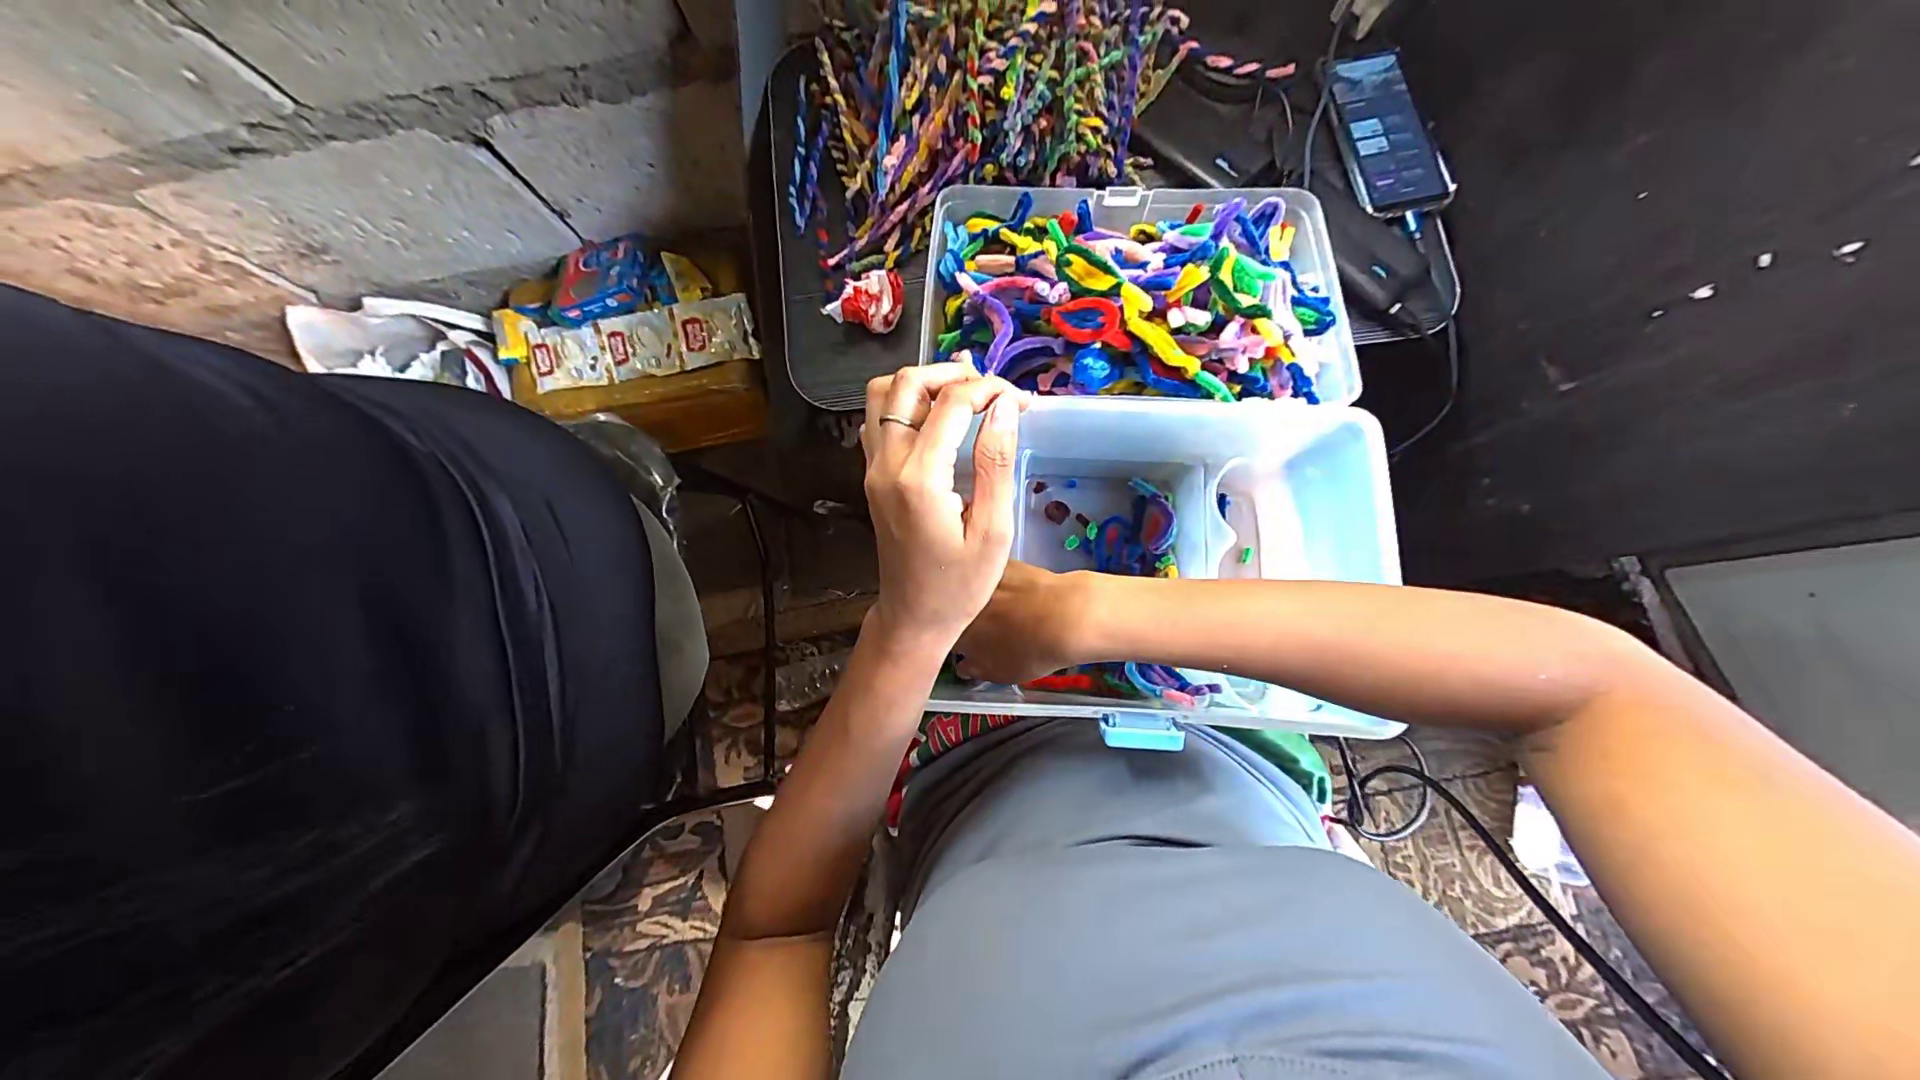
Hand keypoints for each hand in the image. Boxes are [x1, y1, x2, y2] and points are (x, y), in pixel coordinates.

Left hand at [860, 363, 1025, 653]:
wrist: (913, 617)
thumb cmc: (959, 586)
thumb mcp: (993, 531)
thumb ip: (995, 463)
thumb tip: (1004, 408)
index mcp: (919, 479)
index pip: (951, 403)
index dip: (990, 390)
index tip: (1020, 401)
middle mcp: (886, 464)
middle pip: (906, 383)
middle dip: (952, 374)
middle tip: (991, 391)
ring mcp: (872, 469)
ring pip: (883, 395)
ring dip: (923, 383)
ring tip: (964, 397)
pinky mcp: (872, 476)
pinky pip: (878, 420)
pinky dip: (905, 404)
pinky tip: (937, 420)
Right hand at [953, 562, 1100, 683]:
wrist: (1066, 617)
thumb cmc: (1031, 652)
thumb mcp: (1001, 672)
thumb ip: (976, 668)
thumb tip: (964, 665)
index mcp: (955, 629)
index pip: (944, 635)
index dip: (954, 641)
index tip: (967, 646)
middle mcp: (962, 600)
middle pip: (956, 608)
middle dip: (964, 617)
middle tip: (986, 629)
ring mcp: (983, 578)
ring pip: (974, 588)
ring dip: (980, 597)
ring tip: (1004, 609)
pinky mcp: (1005, 562)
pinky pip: (994, 575)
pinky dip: (1001, 583)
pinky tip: (1017, 593)